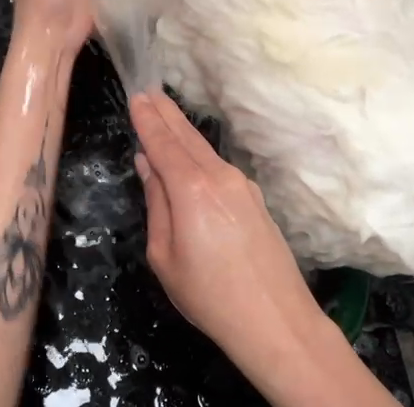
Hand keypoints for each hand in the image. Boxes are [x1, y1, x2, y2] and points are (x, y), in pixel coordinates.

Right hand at [129, 93, 322, 366]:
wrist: (278, 323)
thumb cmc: (211, 296)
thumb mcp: (165, 256)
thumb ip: (157, 204)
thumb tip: (149, 165)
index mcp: (191, 189)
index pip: (162, 142)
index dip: (147, 119)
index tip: (135, 95)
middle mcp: (219, 176)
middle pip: (186, 136)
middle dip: (165, 112)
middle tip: (148, 90)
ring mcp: (242, 185)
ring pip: (204, 149)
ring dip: (182, 129)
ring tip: (164, 112)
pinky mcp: (256, 199)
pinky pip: (218, 166)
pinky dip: (199, 151)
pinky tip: (190, 154)